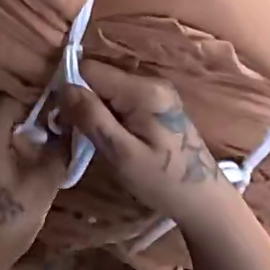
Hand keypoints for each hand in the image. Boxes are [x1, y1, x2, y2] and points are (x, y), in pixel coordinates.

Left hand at [0, 96, 67, 266]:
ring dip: (19, 126)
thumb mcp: (42, 185)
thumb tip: (71, 130)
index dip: (37, 98)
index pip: (11, 99)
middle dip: (30, 111)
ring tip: (48, 135)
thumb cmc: (8, 219)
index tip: (62, 104)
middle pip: (1, 109)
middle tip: (58, 118)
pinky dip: (7, 140)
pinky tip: (28, 153)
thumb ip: (58, 152)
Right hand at [55, 62, 232, 221]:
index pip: (89, 69)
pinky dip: (107, 113)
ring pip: (106, 87)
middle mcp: (150, 82)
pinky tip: (111, 136)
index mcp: (142, 90)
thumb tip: (64, 86)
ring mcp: (155, 91)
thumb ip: (92, 117)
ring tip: (95, 138)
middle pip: (98, 77)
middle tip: (78, 134)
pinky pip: (119, 97)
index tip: (64, 118)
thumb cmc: (163, 181)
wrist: (205, 201)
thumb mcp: (121, 154)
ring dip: (93, 108)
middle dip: (81, 100)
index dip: (70, 89)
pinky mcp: (156, 102)